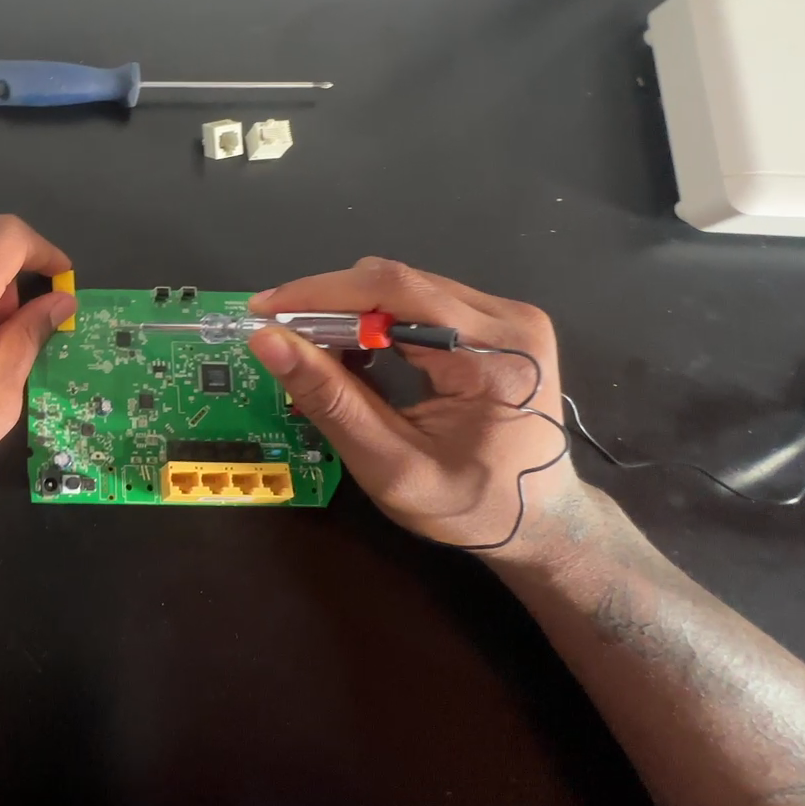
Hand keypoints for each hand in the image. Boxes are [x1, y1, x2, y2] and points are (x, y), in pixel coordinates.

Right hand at [246, 258, 581, 556]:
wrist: (543, 524)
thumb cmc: (469, 505)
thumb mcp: (388, 464)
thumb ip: (329, 400)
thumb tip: (267, 341)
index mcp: (493, 355)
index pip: (393, 292)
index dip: (319, 294)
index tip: (261, 311)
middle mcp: (506, 318)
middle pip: (395, 281)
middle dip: (325, 303)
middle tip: (278, 335)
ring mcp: (504, 316)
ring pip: (400, 286)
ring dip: (345, 312)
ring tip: (313, 352)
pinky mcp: (493, 323)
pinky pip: (415, 301)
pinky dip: (370, 321)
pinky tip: (353, 353)